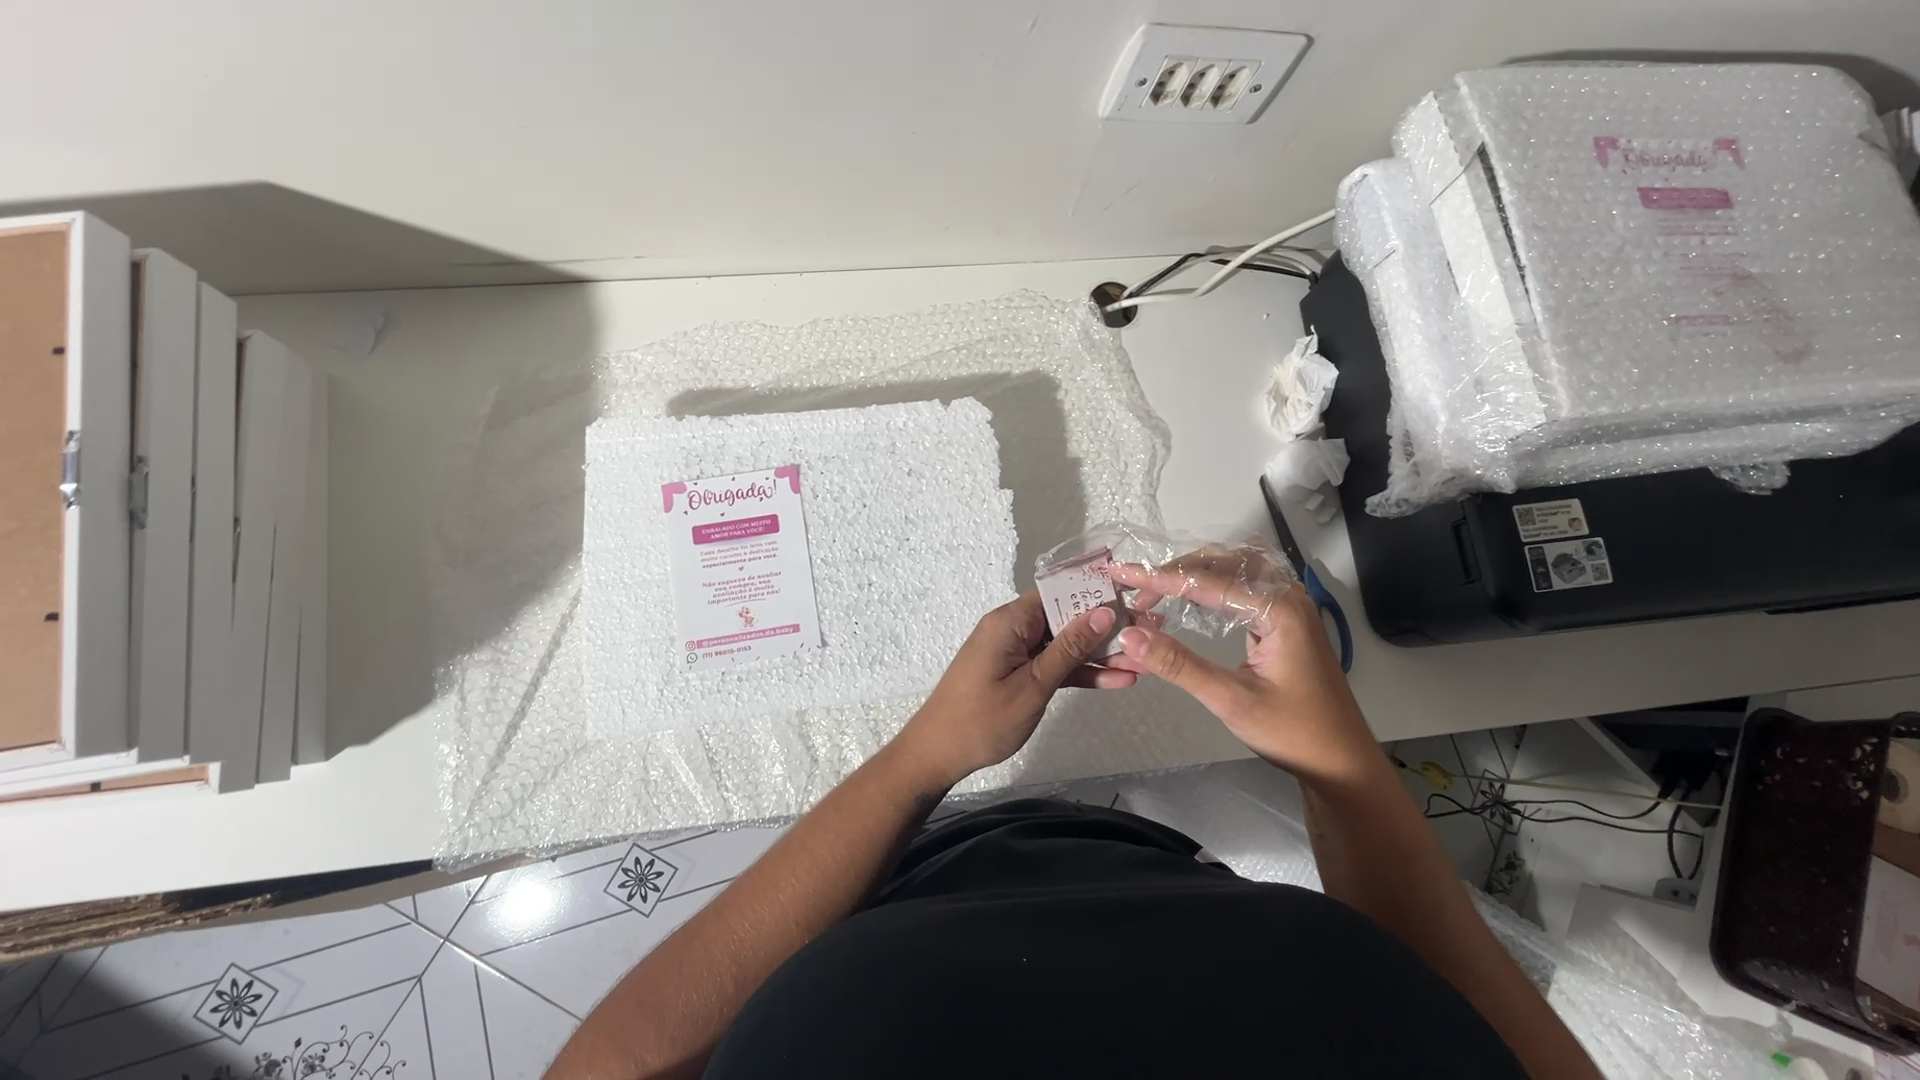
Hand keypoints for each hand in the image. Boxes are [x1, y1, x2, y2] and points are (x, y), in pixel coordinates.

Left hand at [893, 592, 1134, 787]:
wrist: (938, 754)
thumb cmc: (983, 720)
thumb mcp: (1034, 685)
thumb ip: (1069, 649)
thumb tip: (1103, 612)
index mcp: (1011, 621)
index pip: (1059, 590)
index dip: (1096, 589)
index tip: (1135, 594)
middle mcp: (1013, 627)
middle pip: (1067, 616)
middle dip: (1108, 624)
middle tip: (1152, 629)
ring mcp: (1016, 650)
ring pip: (1065, 643)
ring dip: (1101, 652)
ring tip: (1146, 658)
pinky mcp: (1017, 671)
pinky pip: (1054, 664)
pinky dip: (1080, 671)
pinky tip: (1119, 680)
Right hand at [1106, 552, 1380, 784]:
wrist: (1342, 761)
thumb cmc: (1293, 732)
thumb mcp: (1231, 700)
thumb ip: (1179, 665)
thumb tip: (1130, 636)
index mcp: (1278, 609)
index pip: (1207, 581)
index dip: (1159, 577)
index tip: (1120, 572)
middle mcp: (1286, 596)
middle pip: (1223, 561)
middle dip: (1176, 570)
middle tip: (1137, 590)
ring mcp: (1288, 607)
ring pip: (1235, 569)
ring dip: (1195, 573)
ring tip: (1156, 591)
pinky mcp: (1283, 622)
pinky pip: (1243, 587)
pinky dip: (1211, 587)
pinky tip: (1189, 602)